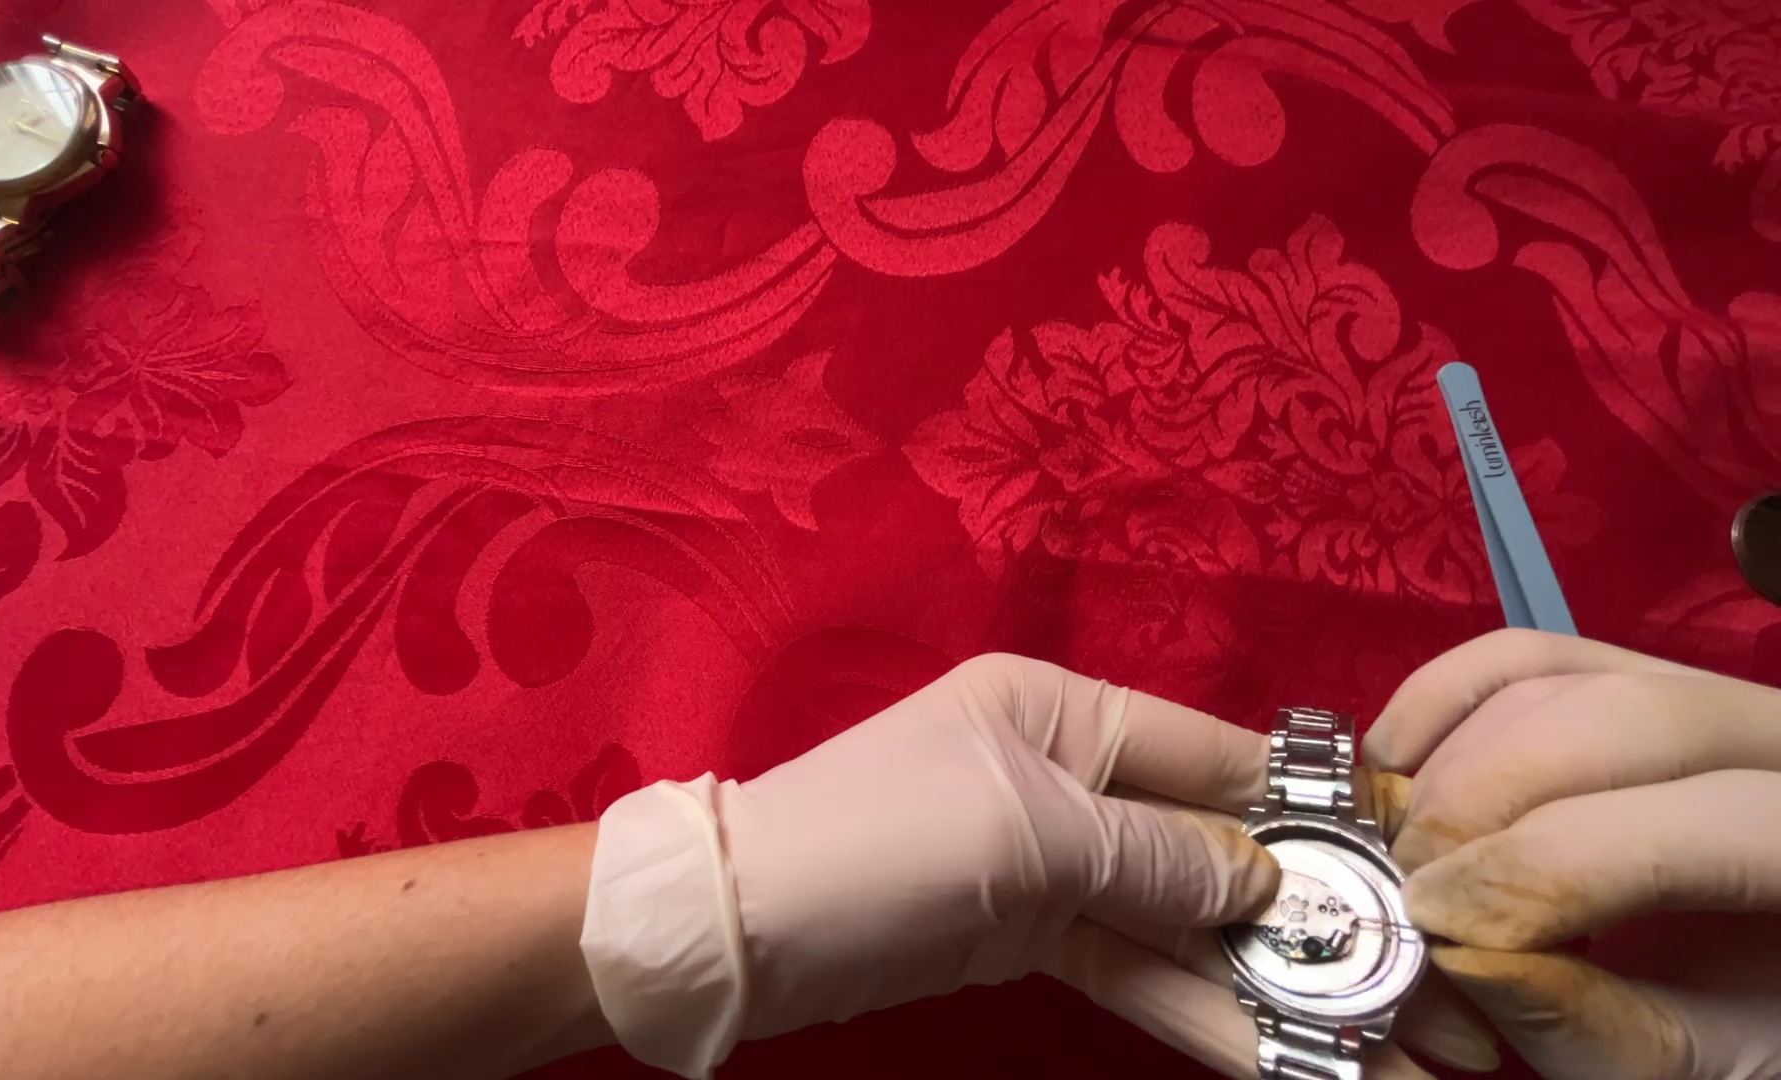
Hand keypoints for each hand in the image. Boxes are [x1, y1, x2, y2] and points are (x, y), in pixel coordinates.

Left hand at [583, 654, 1490, 1078]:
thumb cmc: (892, 835)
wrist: (761, 920)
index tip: (1395, 850)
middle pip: (1193, 834)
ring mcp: (1045, 853)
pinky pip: (1126, 956)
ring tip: (1372, 1040)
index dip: (1288, 797)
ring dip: (1256, 973)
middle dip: (1289, 904)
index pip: (1195, 745)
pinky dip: (1190, 1000)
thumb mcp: (1030, 830)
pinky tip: (1271, 1050)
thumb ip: (1153, 857)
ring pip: (1169, 909)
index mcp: (1053, 708)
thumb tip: (1265, 882)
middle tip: (1410, 978)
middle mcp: (1058, 769)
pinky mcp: (1026, 923)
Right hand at [1366, 629, 1780, 1079]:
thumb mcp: (1701, 1066)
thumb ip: (1593, 1025)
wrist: (1760, 956)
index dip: (1543, 870)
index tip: (1435, 921)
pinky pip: (1511, 654)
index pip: (1699, 827)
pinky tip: (1392, 756)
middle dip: (1479, 799)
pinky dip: (1431, 696)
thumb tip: (1446, 944)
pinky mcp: (1617, 672)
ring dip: (1445, 758)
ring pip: (1544, 679)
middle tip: (1412, 875)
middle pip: (1612, 721)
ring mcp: (1698, 689)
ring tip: (1406, 836)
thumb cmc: (1748, 1030)